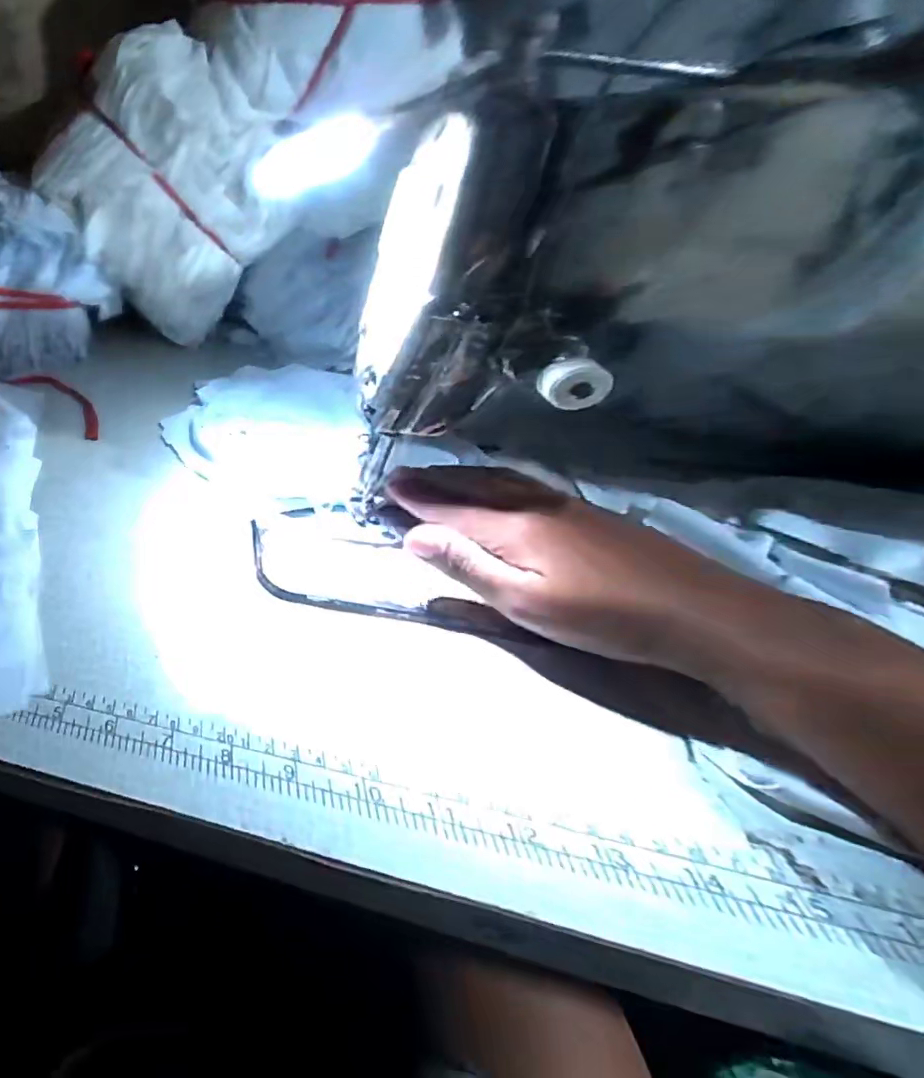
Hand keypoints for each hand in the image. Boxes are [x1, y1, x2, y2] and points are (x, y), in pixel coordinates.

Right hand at [386, 466, 796, 673]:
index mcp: (513, 528)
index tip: (384, 487)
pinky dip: (497, 479)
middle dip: (434, 480)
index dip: (415, 499)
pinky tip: (499, 484)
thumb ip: (466, 566)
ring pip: (503, 481)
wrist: (706, 614)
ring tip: (438, 473)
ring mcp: (568, 508)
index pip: (450, 509)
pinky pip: (527, 485)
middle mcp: (535, 507)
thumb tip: (414, 537)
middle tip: (400, 474)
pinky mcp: (591, 516)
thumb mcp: (522, 602)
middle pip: (474, 486)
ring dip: (463, 476)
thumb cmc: (603, 617)